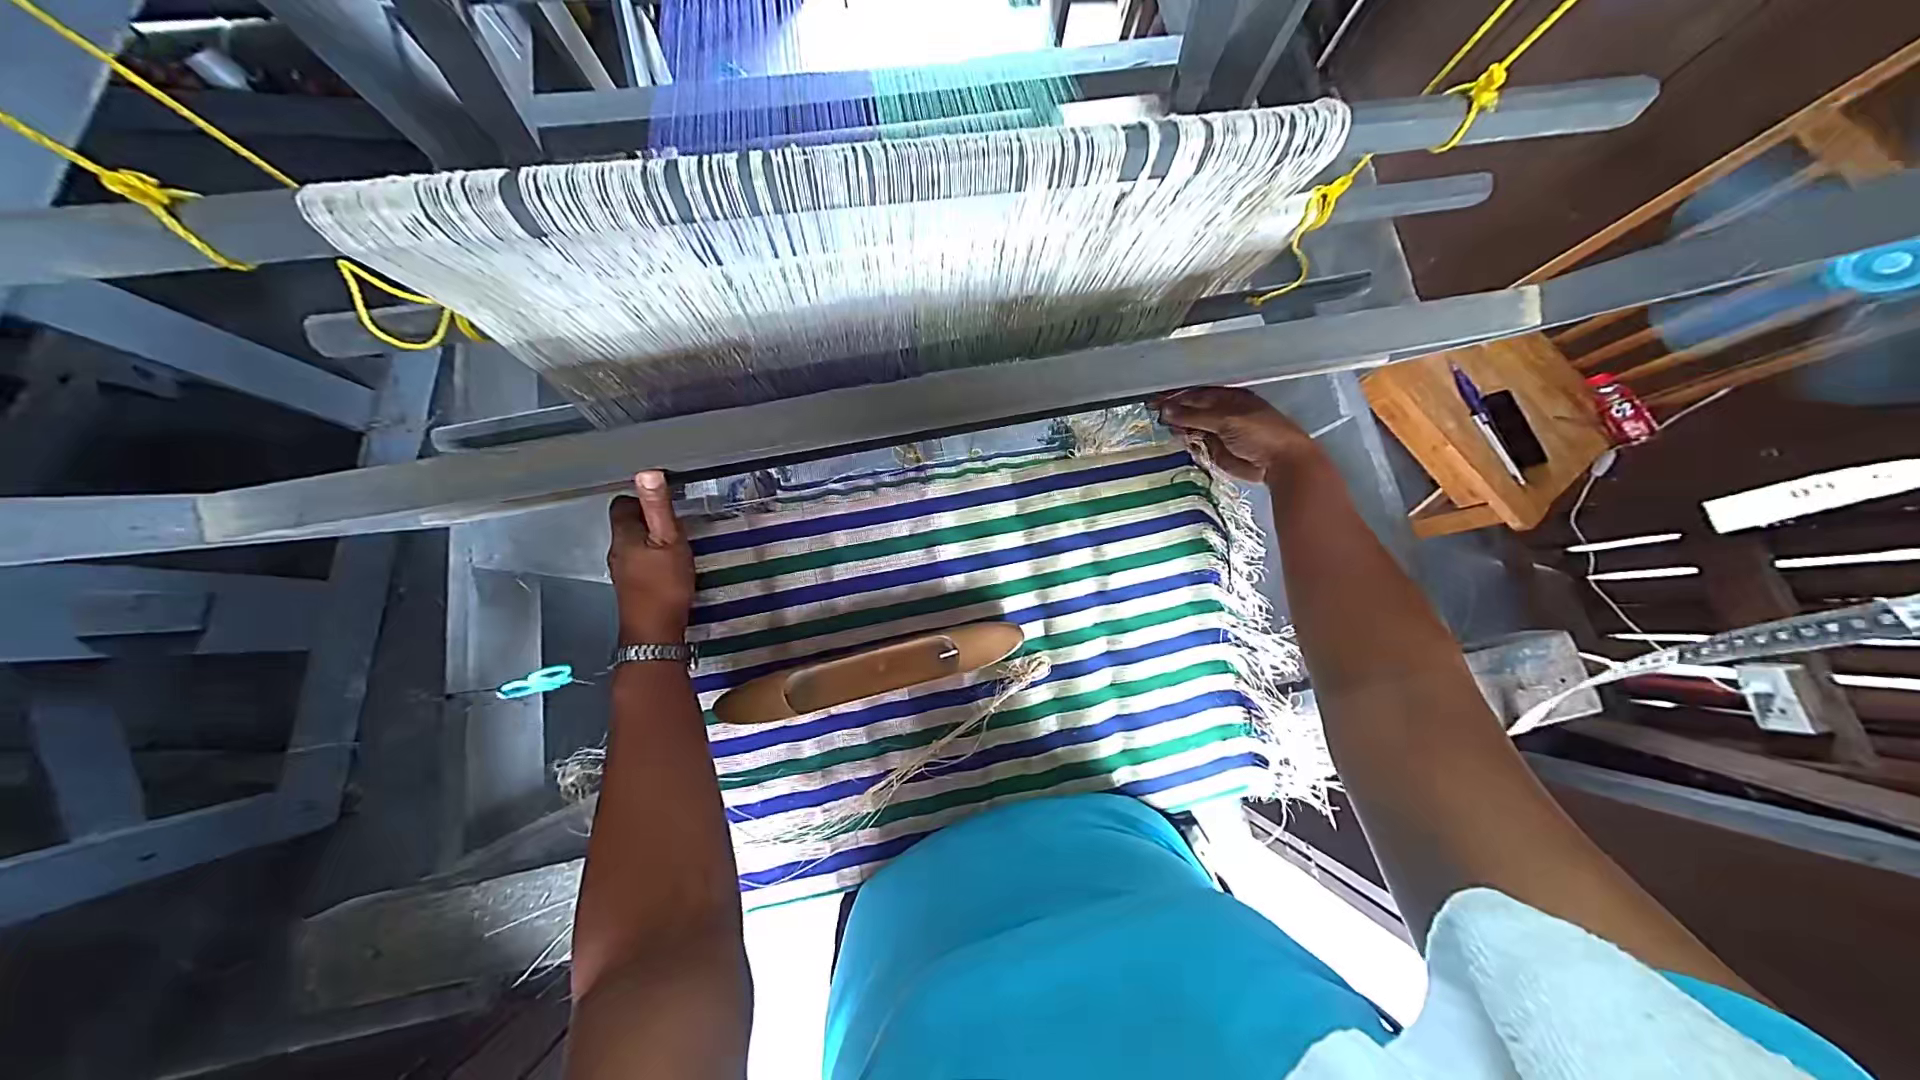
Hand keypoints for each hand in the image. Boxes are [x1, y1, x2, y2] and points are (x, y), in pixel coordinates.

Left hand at [608, 471, 694, 641]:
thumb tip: (647, 473)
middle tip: (674, 519)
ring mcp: (623, 571)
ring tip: (676, 541)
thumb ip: (658, 507)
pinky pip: (640, 562)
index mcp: (624, 535)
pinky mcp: (632, 587)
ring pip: (635, 543)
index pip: (623, 504)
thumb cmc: (664, 585)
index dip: (642, 498)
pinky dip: (653, 557)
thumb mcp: (670, 541)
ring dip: (652, 539)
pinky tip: (670, 565)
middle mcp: (617, 550)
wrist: (655, 633)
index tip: (663, 499)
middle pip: (628, 524)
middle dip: (649, 518)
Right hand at [1155, 387, 1319, 483]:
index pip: (1195, 392)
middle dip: (1173, 410)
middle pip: (1191, 409)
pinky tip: (1177, 439)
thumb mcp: (1226, 419)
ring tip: (1164, 426)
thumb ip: (1195, 415)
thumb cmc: (1261, 433)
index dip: (1176, 394)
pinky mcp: (1215, 450)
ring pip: (1190, 426)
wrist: (1280, 463)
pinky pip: (1195, 443)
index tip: (1155, 398)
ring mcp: (1217, 431)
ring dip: (1178, 427)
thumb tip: (1166, 410)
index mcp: (1227, 397)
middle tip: (1152, 411)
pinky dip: (1185, 442)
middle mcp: (1221, 412)